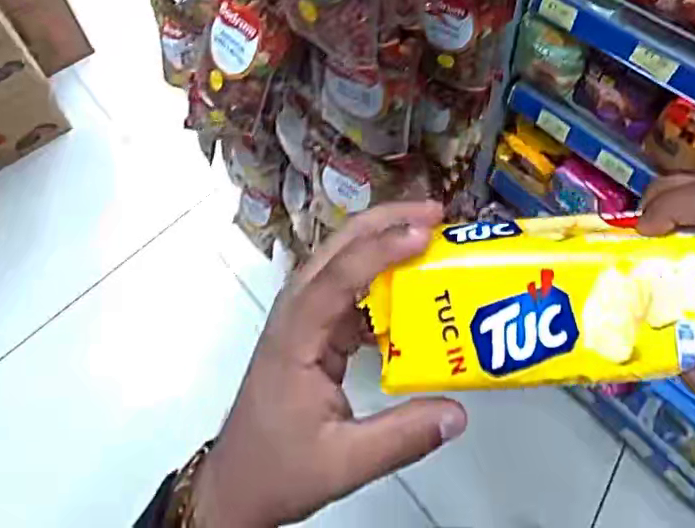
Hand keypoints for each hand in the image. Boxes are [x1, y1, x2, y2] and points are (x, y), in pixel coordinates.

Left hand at [195, 202, 466, 527]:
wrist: (236, 481)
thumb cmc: (279, 466)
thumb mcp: (343, 463)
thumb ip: (402, 437)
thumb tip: (458, 411)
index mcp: (296, 331)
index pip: (339, 274)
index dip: (383, 248)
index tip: (425, 233)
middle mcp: (297, 307)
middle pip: (340, 246)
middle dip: (386, 221)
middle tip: (435, 213)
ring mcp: (304, 312)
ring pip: (344, 257)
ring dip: (384, 238)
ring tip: (429, 232)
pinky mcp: (315, 324)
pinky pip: (350, 285)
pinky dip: (382, 272)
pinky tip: (413, 279)